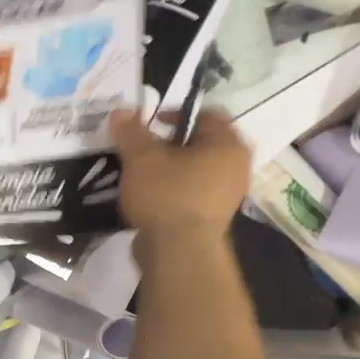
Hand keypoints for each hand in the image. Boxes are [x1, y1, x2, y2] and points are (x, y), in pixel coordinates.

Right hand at [109, 109, 251, 242]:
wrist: (179, 247)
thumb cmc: (166, 195)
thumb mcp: (142, 161)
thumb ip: (132, 134)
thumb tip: (122, 110)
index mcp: (227, 143)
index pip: (206, 115)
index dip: (175, 115)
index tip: (147, 126)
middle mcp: (237, 162)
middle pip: (202, 142)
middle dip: (171, 144)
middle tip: (141, 151)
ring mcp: (230, 189)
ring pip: (198, 167)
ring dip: (172, 167)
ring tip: (142, 175)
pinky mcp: (215, 211)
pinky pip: (195, 189)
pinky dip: (175, 187)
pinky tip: (152, 196)